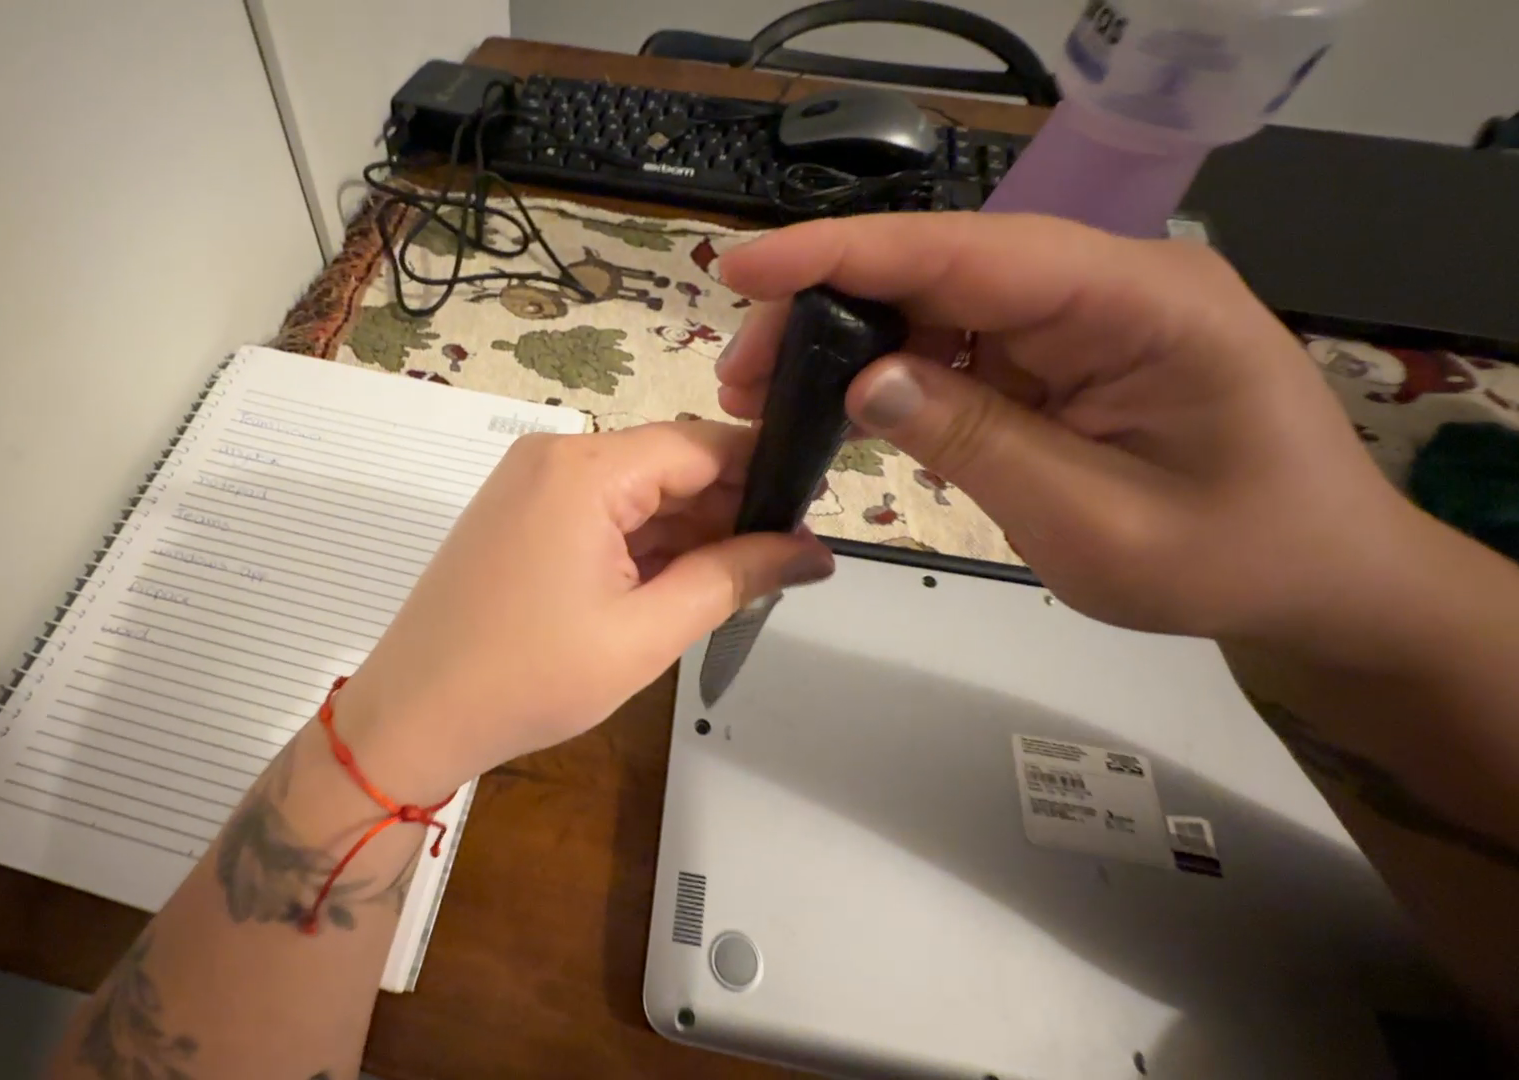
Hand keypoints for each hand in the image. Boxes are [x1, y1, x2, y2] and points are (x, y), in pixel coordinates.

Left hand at [334, 421, 834, 799]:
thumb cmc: (528, 678)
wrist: (412, 716)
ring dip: (686, 533)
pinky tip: (676, 584)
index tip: (811, 518)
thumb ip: (735, 578)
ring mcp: (530, 484)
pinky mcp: (518, 514)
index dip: (764, 475)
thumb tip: (812, 552)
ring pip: (636, 491)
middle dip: (727, 511)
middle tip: (780, 567)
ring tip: (736, 584)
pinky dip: (641, 543)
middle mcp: (555, 456)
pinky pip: (598, 512)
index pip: (702, 444)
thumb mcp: (646, 633)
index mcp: (585, 467)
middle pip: (669, 465)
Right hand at [716, 213, 1416, 654]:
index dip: (844, 253)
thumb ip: (976, 443)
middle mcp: (1101, 286)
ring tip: (766, 396)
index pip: (965, 253)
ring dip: (842, 344)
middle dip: (823, 308)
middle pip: (934, 269)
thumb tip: (862, 382)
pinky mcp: (1053, 352)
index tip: (743, 265)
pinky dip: (883, 374)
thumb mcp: (1092, 522)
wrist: (1312, 578)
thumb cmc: (1228, 558)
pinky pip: (950, 345)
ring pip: (929, 305)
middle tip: (741, 375)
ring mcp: (1075, 317)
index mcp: (1138, 302)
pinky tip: (833, 404)